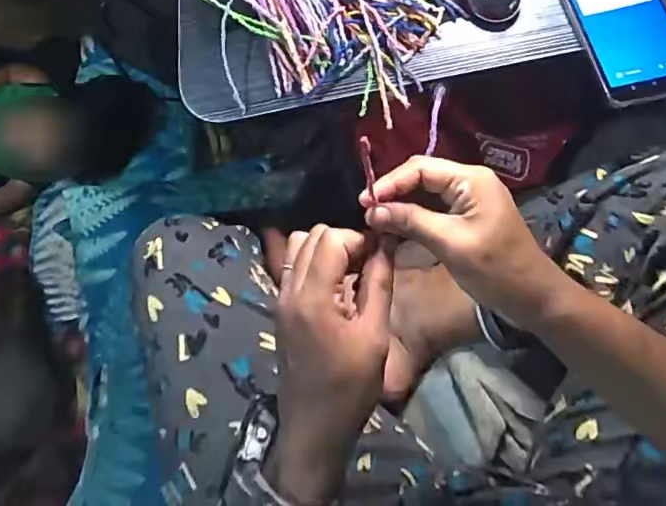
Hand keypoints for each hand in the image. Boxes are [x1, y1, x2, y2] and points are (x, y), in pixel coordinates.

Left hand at [266, 226, 393, 504]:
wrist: (313, 430)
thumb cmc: (349, 387)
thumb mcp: (374, 336)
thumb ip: (379, 283)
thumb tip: (386, 243)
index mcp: (312, 296)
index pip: (331, 238)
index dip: (358, 239)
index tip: (378, 256)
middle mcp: (289, 289)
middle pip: (313, 235)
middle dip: (343, 240)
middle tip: (366, 264)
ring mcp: (281, 297)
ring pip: (298, 245)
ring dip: (325, 248)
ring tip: (349, 272)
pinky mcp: (280, 306)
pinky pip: (292, 264)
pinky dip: (312, 261)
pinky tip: (334, 285)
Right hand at [362, 157, 559, 323]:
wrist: (537, 299)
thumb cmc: (497, 270)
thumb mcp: (450, 244)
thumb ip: (412, 221)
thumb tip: (373, 210)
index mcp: (470, 179)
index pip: (421, 169)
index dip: (390, 182)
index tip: (365, 200)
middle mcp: (470, 180)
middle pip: (422, 175)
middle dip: (394, 191)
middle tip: (367, 209)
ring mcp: (470, 196)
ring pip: (426, 191)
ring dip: (402, 203)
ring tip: (376, 217)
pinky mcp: (469, 214)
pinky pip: (435, 206)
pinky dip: (415, 214)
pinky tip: (396, 224)